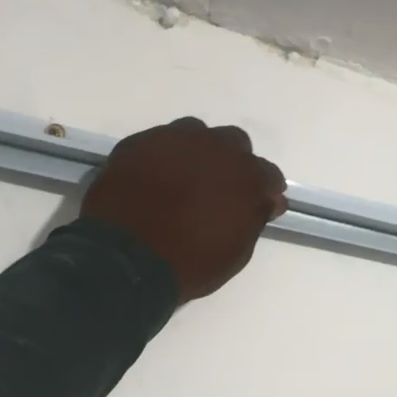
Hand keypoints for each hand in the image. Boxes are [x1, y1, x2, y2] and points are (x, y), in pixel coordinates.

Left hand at [82, 116, 288, 300]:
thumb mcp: (238, 251)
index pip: (268, 173)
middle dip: (233, 163)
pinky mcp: (139, 142)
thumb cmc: (192, 262)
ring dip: (200, 153)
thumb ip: (256, 218)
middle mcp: (214, 147)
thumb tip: (268, 199)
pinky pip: (161, 142)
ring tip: (188, 179)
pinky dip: (166, 158)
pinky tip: (158, 180)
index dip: (266, 190)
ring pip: (196, 134)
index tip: (260, 204)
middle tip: (222, 189)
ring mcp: (174, 140)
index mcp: (245, 175)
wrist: (127, 258)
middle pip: (234, 143)